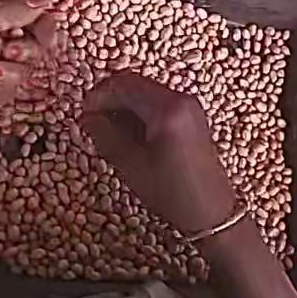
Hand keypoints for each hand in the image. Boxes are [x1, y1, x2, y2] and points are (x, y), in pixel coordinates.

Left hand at [0, 0, 59, 149]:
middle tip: (7, 49)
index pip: (27, 8)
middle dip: (24, 48)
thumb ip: (12, 8)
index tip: (43, 30)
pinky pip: (7, 90)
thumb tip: (45, 1)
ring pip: (24, 68)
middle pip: (33, 41)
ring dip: (5, 71)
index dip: (40, 19)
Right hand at [79, 72, 238, 235]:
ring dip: (124, 107)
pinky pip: (159, 105)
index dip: (98, 96)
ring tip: (109, 134)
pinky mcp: (191, 118)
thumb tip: (87, 118)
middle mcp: (181, 100)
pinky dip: (140, 114)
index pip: (124, 85)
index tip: (84, 115)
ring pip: (146, 93)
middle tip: (92, 123)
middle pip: (135, 85)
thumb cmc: (173, 193)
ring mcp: (189, 107)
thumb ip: (106, 136)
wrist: (212, 212)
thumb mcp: (133, 166)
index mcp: (168, 109)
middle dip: (110, 100)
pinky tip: (130, 137)